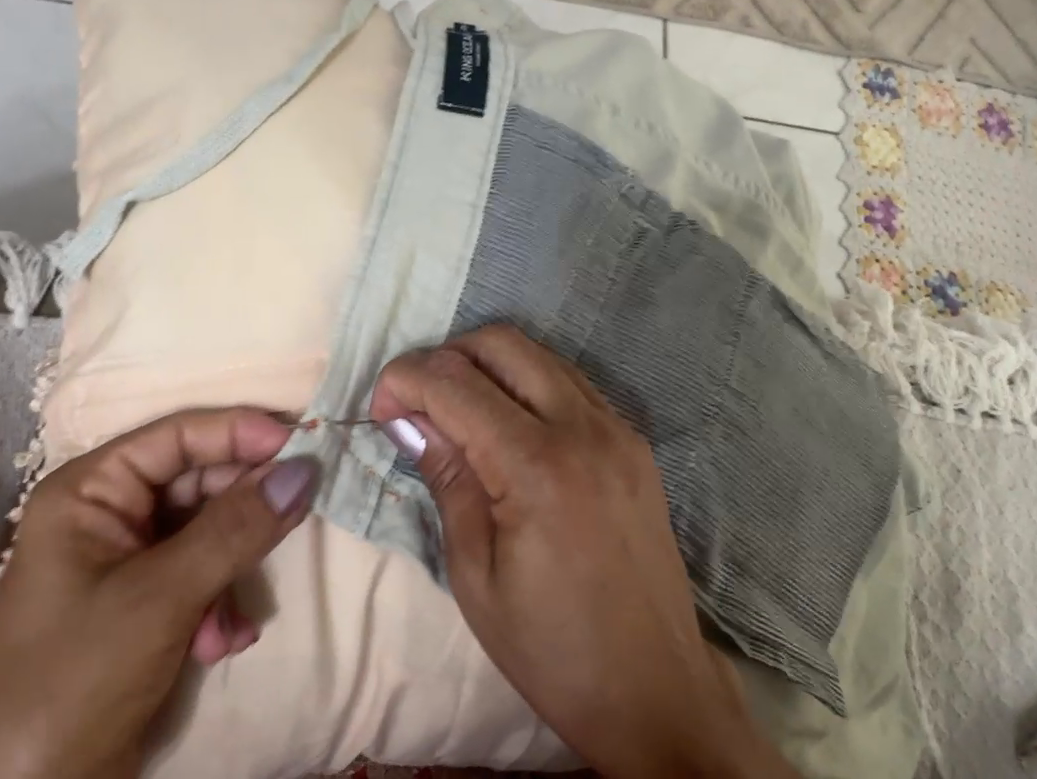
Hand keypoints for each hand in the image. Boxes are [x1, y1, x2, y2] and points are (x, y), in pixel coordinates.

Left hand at [0, 408, 319, 778]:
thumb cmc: (75, 677)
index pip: (175, 436)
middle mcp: (105, 515)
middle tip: (299, 517)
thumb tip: (303, 469)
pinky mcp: (141, 607)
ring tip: (231, 620)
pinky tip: (220, 645)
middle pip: (194, 483)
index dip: (238, 432)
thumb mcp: (160, 597)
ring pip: (205, 534)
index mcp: (88, 491)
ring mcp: (123, 563)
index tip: (304, 443)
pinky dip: (218, 606)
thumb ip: (234, 529)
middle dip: (240, 513)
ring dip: (231, 571)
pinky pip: (199, 579)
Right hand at [371, 326, 797, 778]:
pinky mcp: (635, 445)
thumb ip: (446, 478)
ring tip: (455, 412)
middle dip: (444, 358)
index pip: (454, 384)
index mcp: (538, 467)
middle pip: (500, 344)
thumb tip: (409, 420)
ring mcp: (618, 431)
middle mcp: (584, 429)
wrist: (656, 692)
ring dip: (486, 366)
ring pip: (539, 355)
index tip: (380, 408)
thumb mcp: (474, 574)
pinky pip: (571, 383)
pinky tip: (506, 424)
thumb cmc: (551, 648)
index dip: (404, 382)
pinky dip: (527, 384)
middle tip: (415, 404)